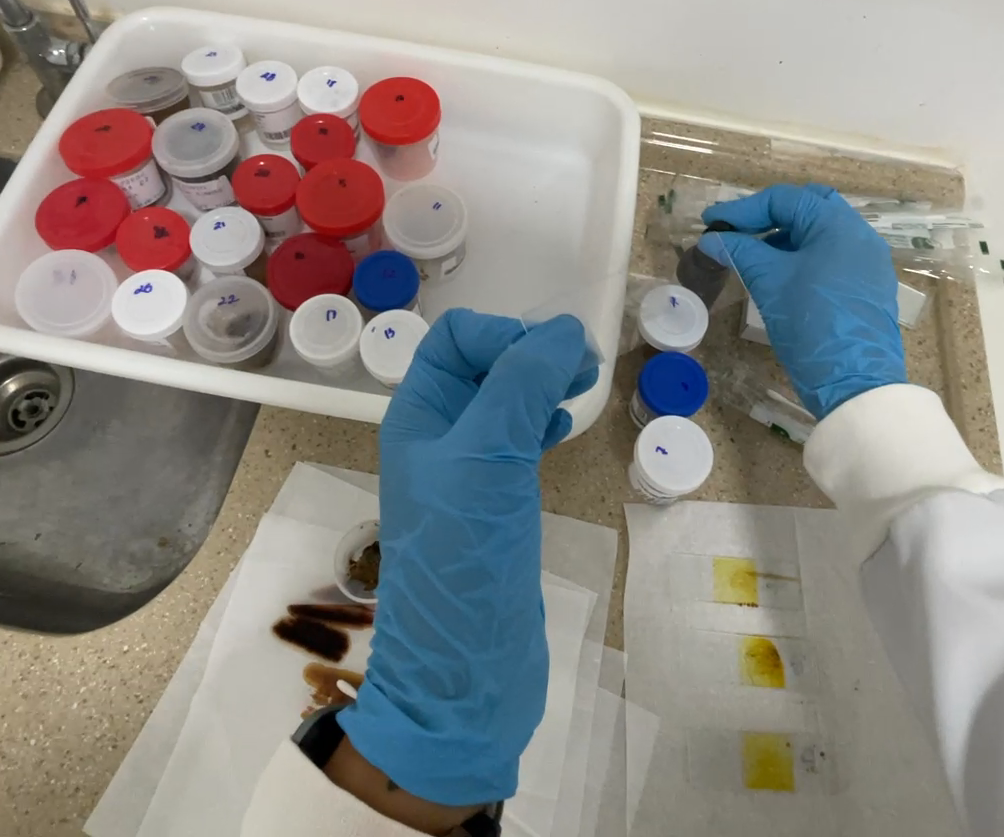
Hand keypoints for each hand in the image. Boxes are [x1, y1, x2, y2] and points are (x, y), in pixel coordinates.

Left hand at [337, 310, 597, 806]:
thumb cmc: (465, 556)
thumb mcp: (488, 457)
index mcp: (419, 415)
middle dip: (531, 354)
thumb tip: (564, 331)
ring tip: (581, 390)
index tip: (553, 362)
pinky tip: (561, 430)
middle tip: (583, 369)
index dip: (505, 335)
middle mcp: (440, 435)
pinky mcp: (496, 502)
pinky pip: (519, 441)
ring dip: (541, 385)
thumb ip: (520, 385)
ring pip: (506, 402)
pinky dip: (543, 423)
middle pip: (485, 364)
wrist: (466, 671)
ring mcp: (468, 470)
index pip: (459, 340)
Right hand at [702, 183, 905, 418]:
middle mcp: (859, 235)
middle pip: (807, 208)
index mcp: (838, 225)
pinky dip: (800, 255)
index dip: (742, 209)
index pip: (785, 199)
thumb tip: (709, 240)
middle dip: (766, 216)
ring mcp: (867, 261)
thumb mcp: (768, 282)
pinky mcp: (865, 285)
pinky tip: (777, 273)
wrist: (853, 382)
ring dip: (782, 237)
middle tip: (735, 231)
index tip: (710, 224)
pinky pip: (829, 255)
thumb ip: (739, 252)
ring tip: (750, 253)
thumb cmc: (811, 323)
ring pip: (818, 233)